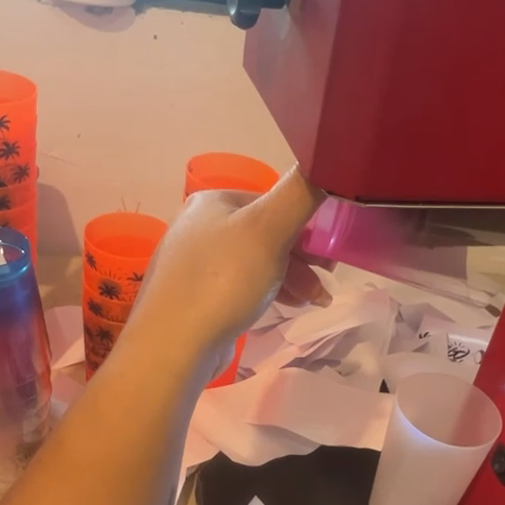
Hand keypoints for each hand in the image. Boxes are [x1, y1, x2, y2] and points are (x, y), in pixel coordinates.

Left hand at [130, 168, 326, 364]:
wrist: (172, 345)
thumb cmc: (223, 280)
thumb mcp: (268, 229)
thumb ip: (300, 194)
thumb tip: (325, 159)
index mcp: (213, 201)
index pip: (272, 200)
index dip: (307, 222)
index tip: (332, 249)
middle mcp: (199, 225)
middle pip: (265, 232)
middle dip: (303, 255)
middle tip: (329, 276)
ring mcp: (193, 263)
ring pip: (255, 261)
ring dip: (292, 277)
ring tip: (316, 301)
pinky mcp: (194, 297)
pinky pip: (240, 286)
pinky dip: (268, 292)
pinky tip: (286, 307)